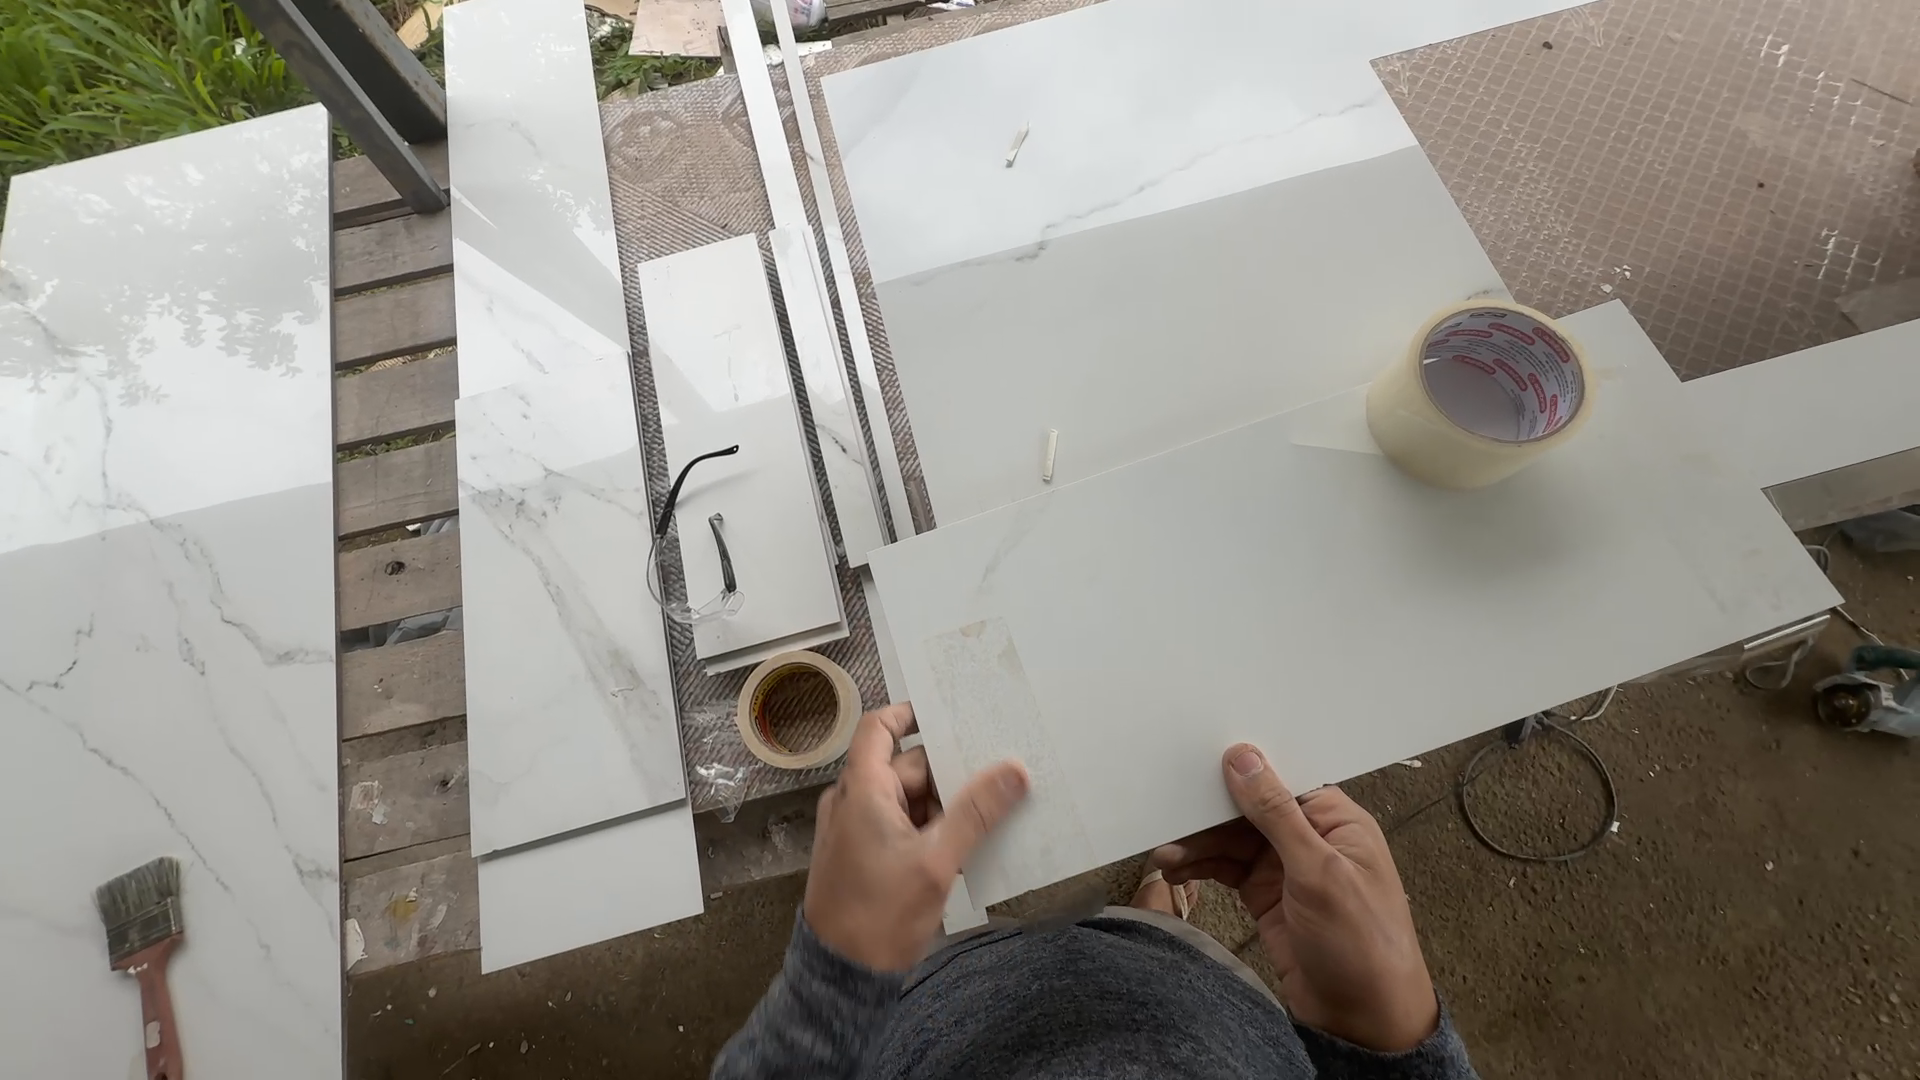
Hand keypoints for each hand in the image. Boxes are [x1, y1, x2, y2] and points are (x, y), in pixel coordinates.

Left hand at [803, 703, 1028, 971]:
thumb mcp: (935, 861)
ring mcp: (858, 829)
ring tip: (991, 810)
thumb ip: (976, 812)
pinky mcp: (866, 855)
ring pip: (910, 799)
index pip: (880, 727)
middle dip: (949, 773)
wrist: (840, 980)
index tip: (949, 714)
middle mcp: (856, 800)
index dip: (911, 713)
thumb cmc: (879, 915)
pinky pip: (904, 826)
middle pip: (907, 767)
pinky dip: (932, 828)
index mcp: (863, 788)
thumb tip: (1014, 770)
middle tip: (996, 772)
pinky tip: (967, 844)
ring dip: (945, 806)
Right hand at [1150, 744, 1438, 1051]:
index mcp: (1335, 820)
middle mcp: (1309, 837)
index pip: (1280, 778)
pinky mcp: (1264, 891)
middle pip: (1247, 808)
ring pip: (1229, 838)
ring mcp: (1284, 865)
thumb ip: (1277, 813)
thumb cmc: (1366, 949)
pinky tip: (1177, 869)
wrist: (1363, 1027)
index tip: (1200, 763)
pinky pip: (1224, 866)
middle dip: (1207, 813)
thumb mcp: (1319, 873)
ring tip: (1168, 855)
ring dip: (1197, 844)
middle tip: (1172, 816)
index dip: (1241, 769)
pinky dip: (1199, 866)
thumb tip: (1245, 758)